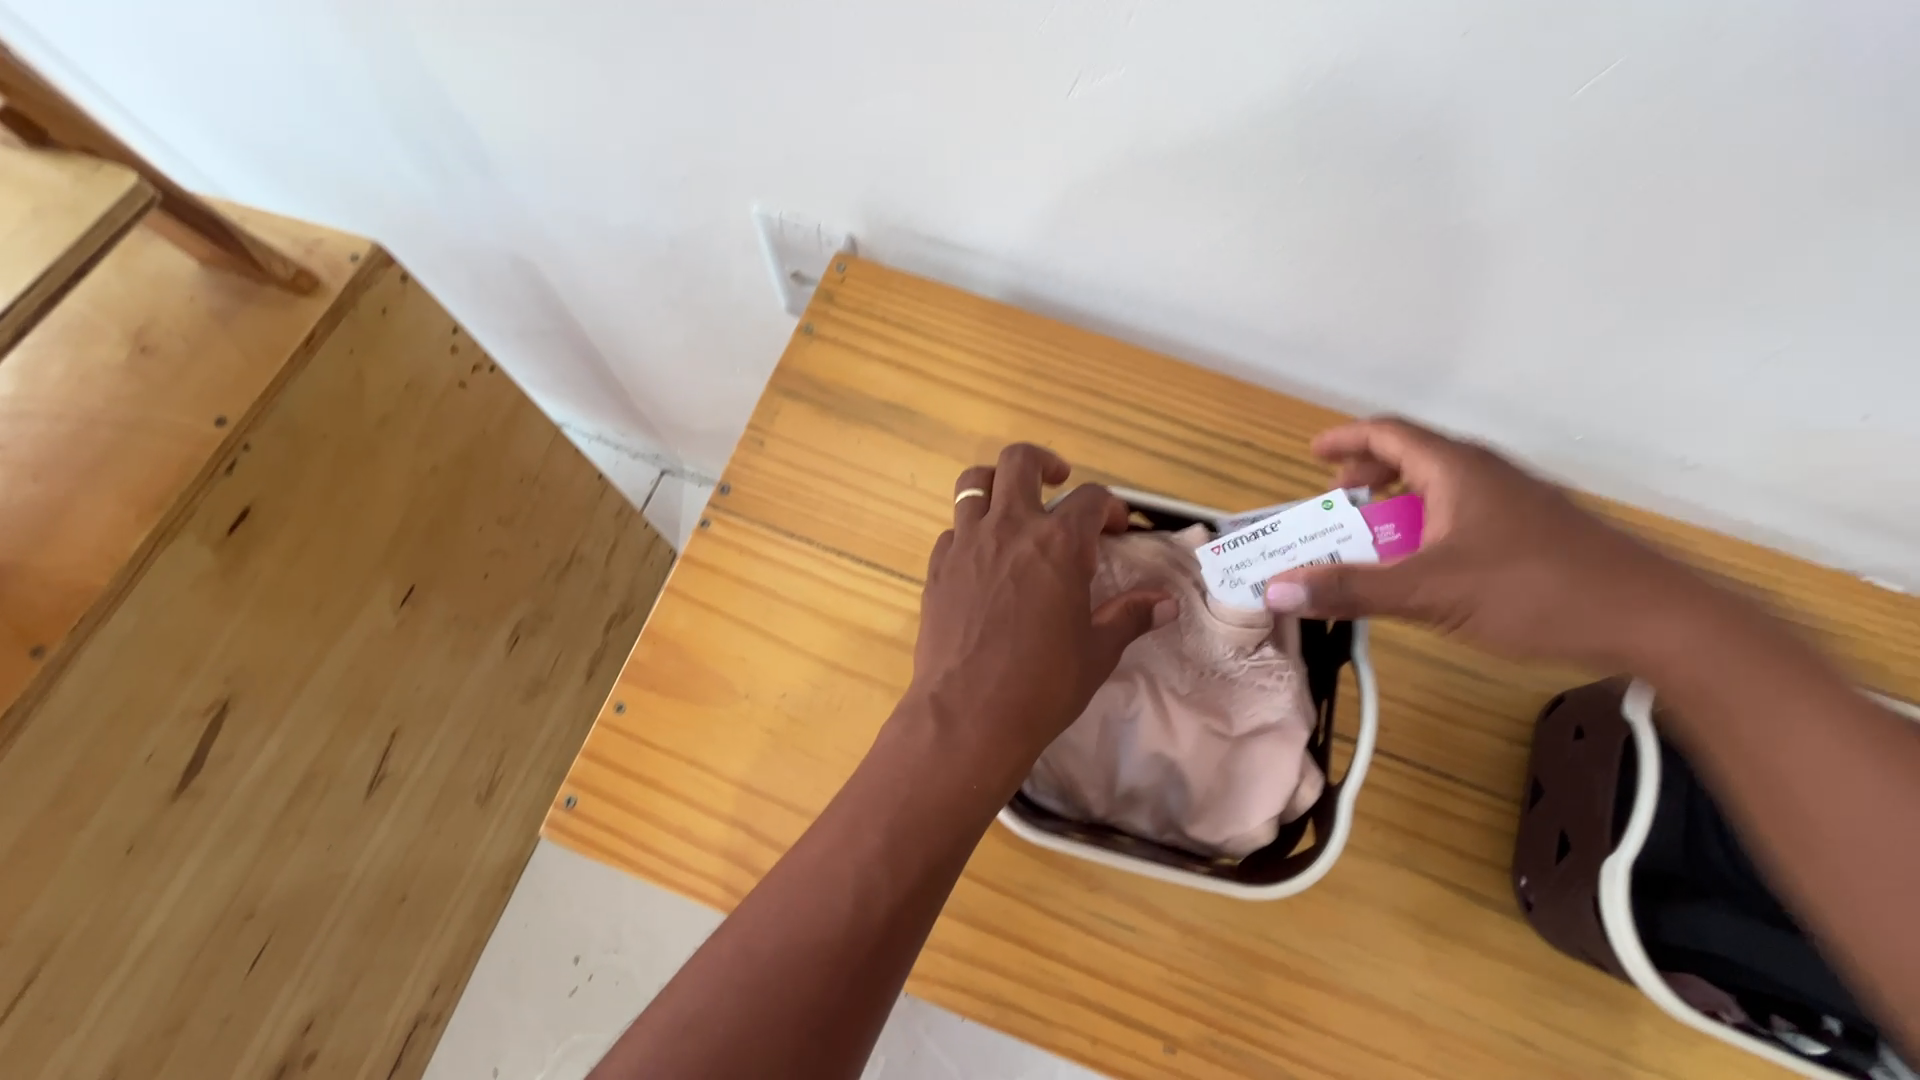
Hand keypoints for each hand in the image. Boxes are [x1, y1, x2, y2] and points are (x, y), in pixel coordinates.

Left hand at [906, 444, 1178, 780]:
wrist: (968, 714)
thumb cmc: (1043, 683)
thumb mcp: (1097, 651)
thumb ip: (1130, 616)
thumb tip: (1167, 603)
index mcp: (1059, 543)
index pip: (1091, 499)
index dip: (1110, 507)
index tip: (1116, 527)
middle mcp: (1010, 528)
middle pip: (1019, 462)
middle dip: (1043, 462)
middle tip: (1057, 482)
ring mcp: (967, 544)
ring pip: (973, 485)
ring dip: (996, 486)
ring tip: (1011, 508)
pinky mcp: (937, 568)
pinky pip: (953, 531)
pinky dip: (970, 532)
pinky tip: (982, 561)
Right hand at [1263, 417, 1719, 667]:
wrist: (1654, 618)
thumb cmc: (1534, 589)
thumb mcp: (1429, 591)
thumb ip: (1351, 590)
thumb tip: (1276, 588)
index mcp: (1458, 470)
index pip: (1390, 434)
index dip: (1346, 439)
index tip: (1313, 454)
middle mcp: (1487, 475)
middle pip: (1415, 457)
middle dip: (1369, 475)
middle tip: (1338, 499)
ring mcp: (1515, 503)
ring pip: (1441, 489)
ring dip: (1398, 506)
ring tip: (1375, 538)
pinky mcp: (1534, 534)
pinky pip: (1463, 515)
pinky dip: (1428, 528)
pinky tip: (1428, 567)